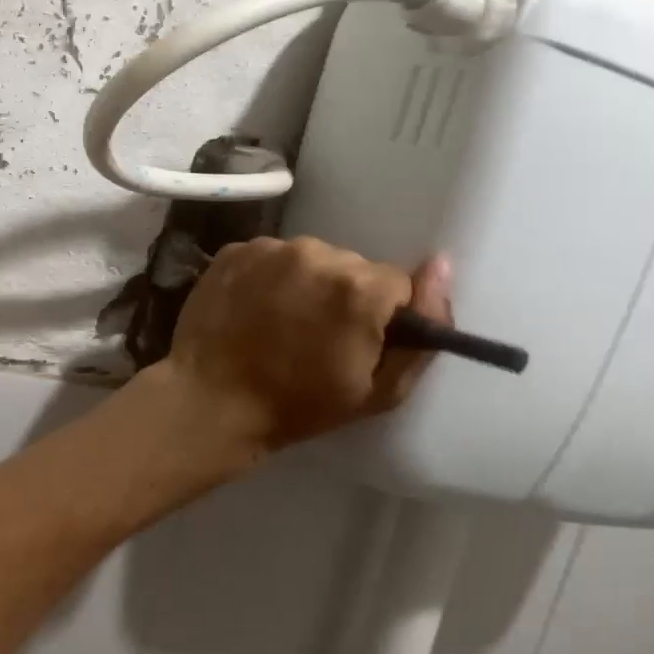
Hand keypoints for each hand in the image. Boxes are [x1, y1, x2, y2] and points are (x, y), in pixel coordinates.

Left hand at [159, 236, 451, 452]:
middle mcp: (317, 253)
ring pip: (311, 259)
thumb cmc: (299, 404)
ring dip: (307, 284)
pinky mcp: (234, 249)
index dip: (383, 318)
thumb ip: (426, 329)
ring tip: (282, 324)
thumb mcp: (379, 389)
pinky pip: (271, 257)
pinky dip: (270, 278)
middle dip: (345, 297)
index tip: (357, 344)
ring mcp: (270, 248)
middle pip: (352, 268)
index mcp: (359, 287)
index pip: (396, 285)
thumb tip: (442, 265)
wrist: (211, 399)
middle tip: (316, 339)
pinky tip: (255, 310)